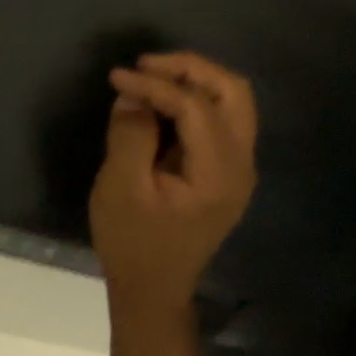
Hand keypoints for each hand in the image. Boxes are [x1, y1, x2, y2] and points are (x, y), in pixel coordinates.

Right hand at [89, 52, 257, 314]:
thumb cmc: (133, 241)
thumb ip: (130, 135)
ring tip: (149, 78)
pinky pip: (219, 118)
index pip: (196, 106)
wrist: (153, 289)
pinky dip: (192, 99)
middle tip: (143, 66)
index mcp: (219, 172)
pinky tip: (158, 103)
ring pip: (231, 101)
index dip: (155, 84)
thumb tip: (132, 96)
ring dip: (193, 81)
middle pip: (233, 92)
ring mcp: (237, 168)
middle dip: (189, 69)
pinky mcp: (224, 170)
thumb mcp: (121, 187)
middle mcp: (241, 164)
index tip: (115, 77)